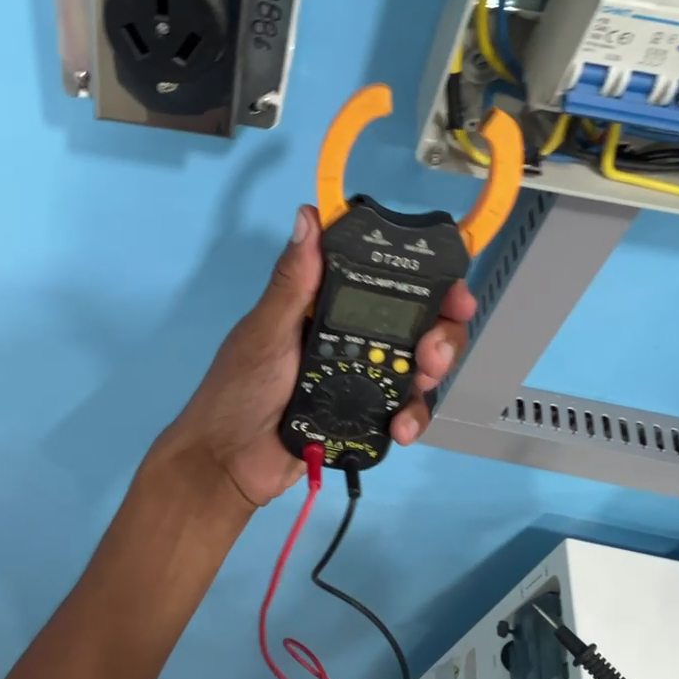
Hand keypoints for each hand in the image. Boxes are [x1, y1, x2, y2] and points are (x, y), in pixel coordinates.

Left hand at [156, 205, 475, 509]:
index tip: (451, 286)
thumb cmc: (239, 389)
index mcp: (324, 307)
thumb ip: (291, 282)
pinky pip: (403, 410)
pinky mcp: (364, 416)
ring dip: (432, 372)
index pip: (383, 280)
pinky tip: (401, 429)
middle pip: (415, 323)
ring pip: (417, 366)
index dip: (424, 278)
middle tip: (434, 348)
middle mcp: (349, 337)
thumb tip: (308, 214)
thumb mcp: (265, 331)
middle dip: (440, 331)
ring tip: (424, 381)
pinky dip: (411, 417)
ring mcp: (360, 378)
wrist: (228, 463)